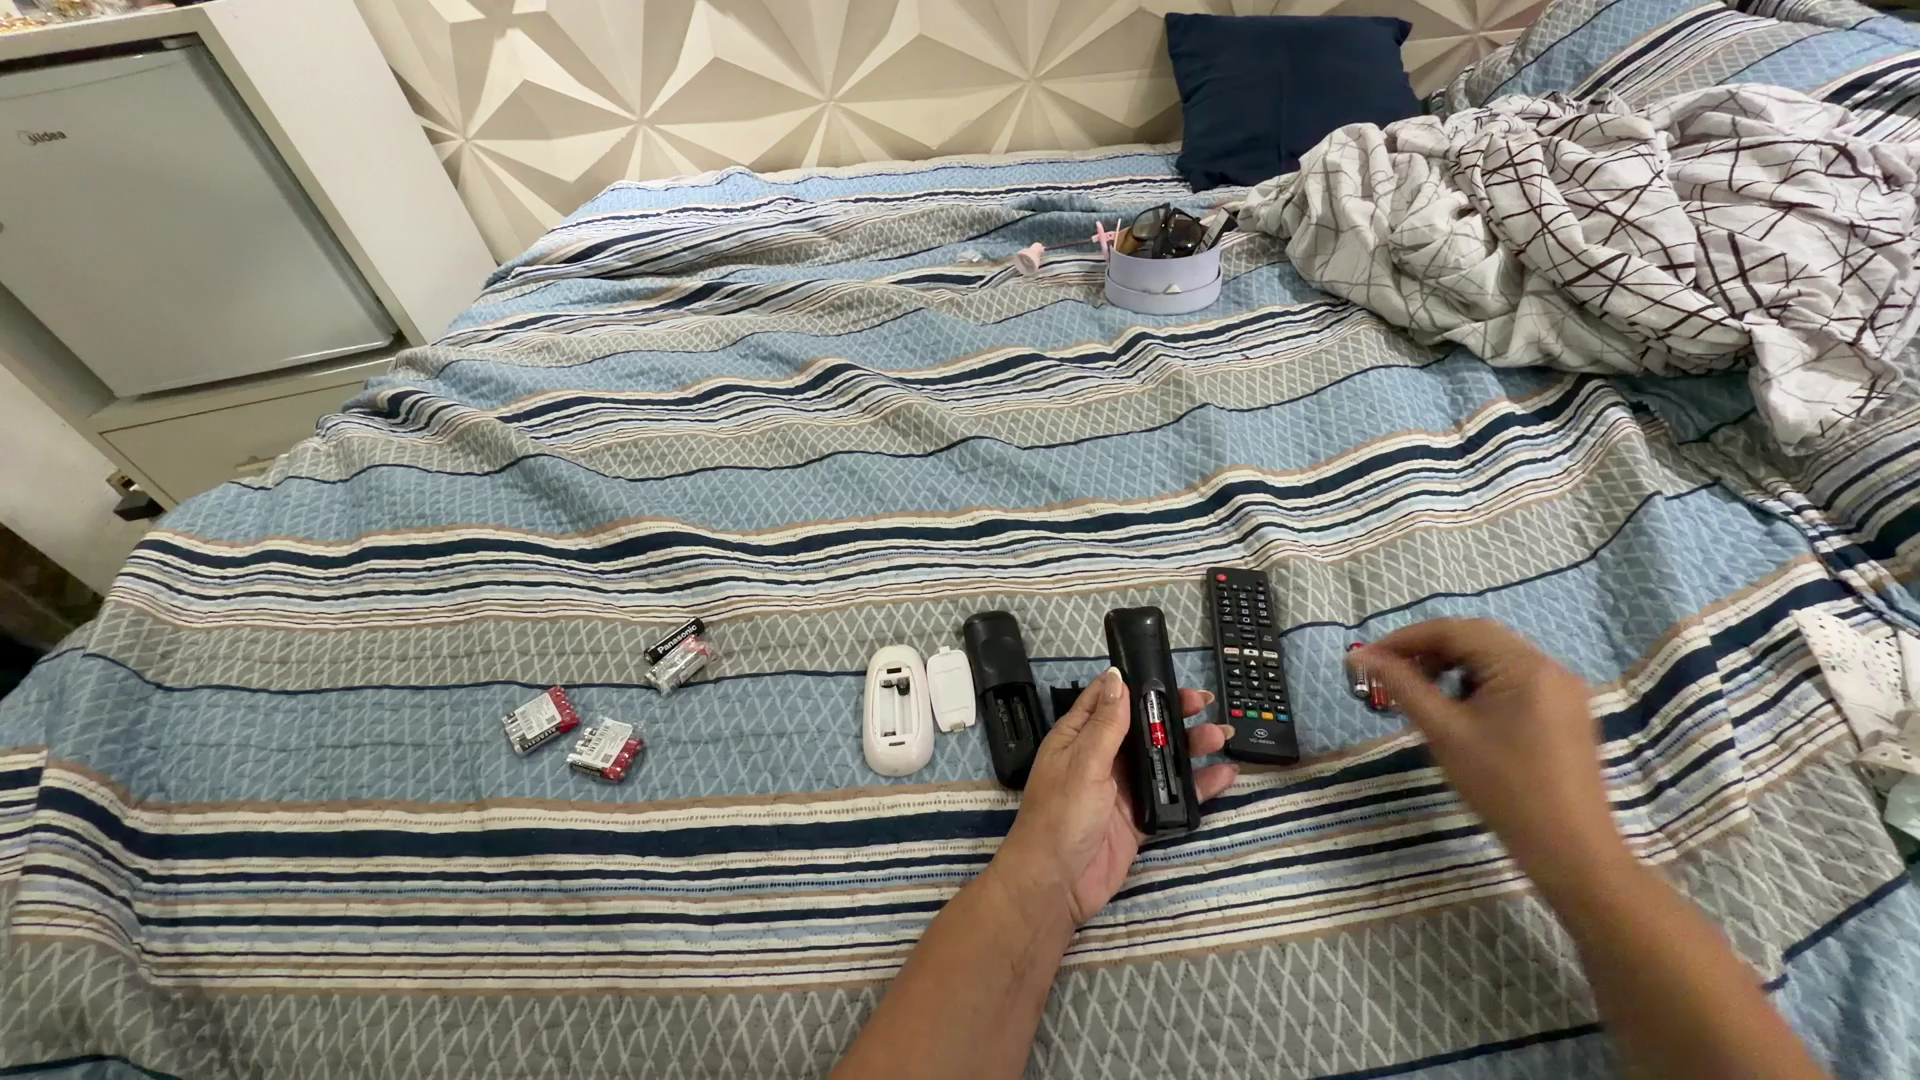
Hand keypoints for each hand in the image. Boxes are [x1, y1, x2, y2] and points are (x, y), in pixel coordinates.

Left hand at [990, 667, 1239, 926]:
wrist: (1056, 884)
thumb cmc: (1061, 815)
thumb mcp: (1083, 762)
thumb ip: (1106, 723)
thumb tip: (1116, 677)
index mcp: (1078, 737)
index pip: (1109, 700)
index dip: (1137, 685)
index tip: (1168, 674)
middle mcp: (1101, 758)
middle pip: (1141, 728)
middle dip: (1172, 715)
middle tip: (1206, 704)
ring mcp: (1121, 788)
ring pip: (1160, 759)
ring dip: (1189, 747)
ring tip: (1221, 737)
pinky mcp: (1138, 818)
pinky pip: (1172, 796)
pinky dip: (1197, 786)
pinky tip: (1223, 776)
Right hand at [1353, 619, 1626, 886]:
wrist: (1569, 848)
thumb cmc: (1501, 786)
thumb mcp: (1442, 731)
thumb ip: (1401, 685)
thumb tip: (1359, 655)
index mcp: (1524, 666)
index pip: (1454, 630)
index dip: (1406, 639)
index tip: (1368, 658)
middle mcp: (1549, 667)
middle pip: (1477, 638)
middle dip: (1428, 650)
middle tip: (1391, 673)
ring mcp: (1563, 689)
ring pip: (1495, 657)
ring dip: (1453, 666)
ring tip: (1423, 694)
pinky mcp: (1565, 711)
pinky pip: (1514, 679)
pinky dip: (1478, 683)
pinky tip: (1460, 711)